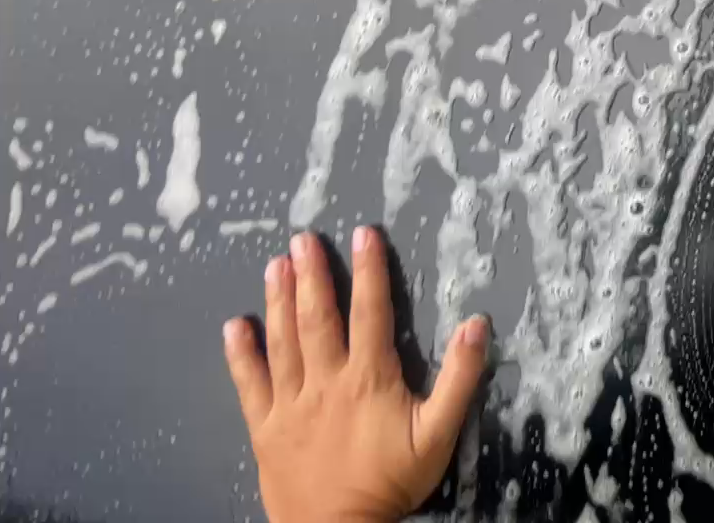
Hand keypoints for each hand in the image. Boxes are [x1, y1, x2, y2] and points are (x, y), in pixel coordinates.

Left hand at [222, 228, 489, 522]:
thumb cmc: (394, 479)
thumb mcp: (441, 430)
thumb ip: (462, 375)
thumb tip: (477, 322)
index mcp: (369, 377)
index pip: (370, 311)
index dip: (369, 270)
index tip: (364, 235)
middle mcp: (326, 382)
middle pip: (317, 318)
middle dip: (313, 275)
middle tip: (303, 239)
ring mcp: (291, 404)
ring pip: (283, 342)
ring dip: (279, 301)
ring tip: (276, 265)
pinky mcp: (266, 428)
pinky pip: (249, 385)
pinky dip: (241, 354)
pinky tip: (236, 327)